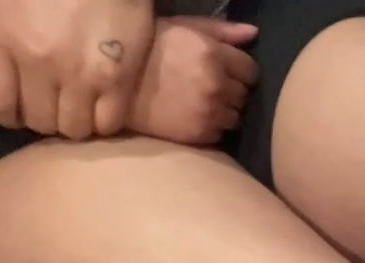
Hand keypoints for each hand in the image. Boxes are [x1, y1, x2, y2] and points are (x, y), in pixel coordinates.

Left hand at [0, 0, 156, 138]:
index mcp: (3, 39)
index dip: (6, 114)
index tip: (15, 113)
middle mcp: (40, 63)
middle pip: (39, 120)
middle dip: (40, 119)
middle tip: (47, 110)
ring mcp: (83, 76)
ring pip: (74, 128)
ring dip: (72, 125)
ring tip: (74, 111)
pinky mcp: (119, 83)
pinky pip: (107, 124)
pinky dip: (101, 123)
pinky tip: (99, 109)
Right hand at [126, 18, 256, 145]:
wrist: (111, 81)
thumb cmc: (145, 48)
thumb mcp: (178, 28)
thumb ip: (218, 30)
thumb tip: (253, 33)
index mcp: (210, 52)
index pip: (251, 70)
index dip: (239, 71)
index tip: (224, 71)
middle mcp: (215, 83)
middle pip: (244, 94)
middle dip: (230, 90)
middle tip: (206, 85)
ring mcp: (210, 110)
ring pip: (236, 116)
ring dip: (224, 110)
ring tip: (199, 101)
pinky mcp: (203, 132)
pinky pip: (221, 132)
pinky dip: (211, 125)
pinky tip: (191, 114)